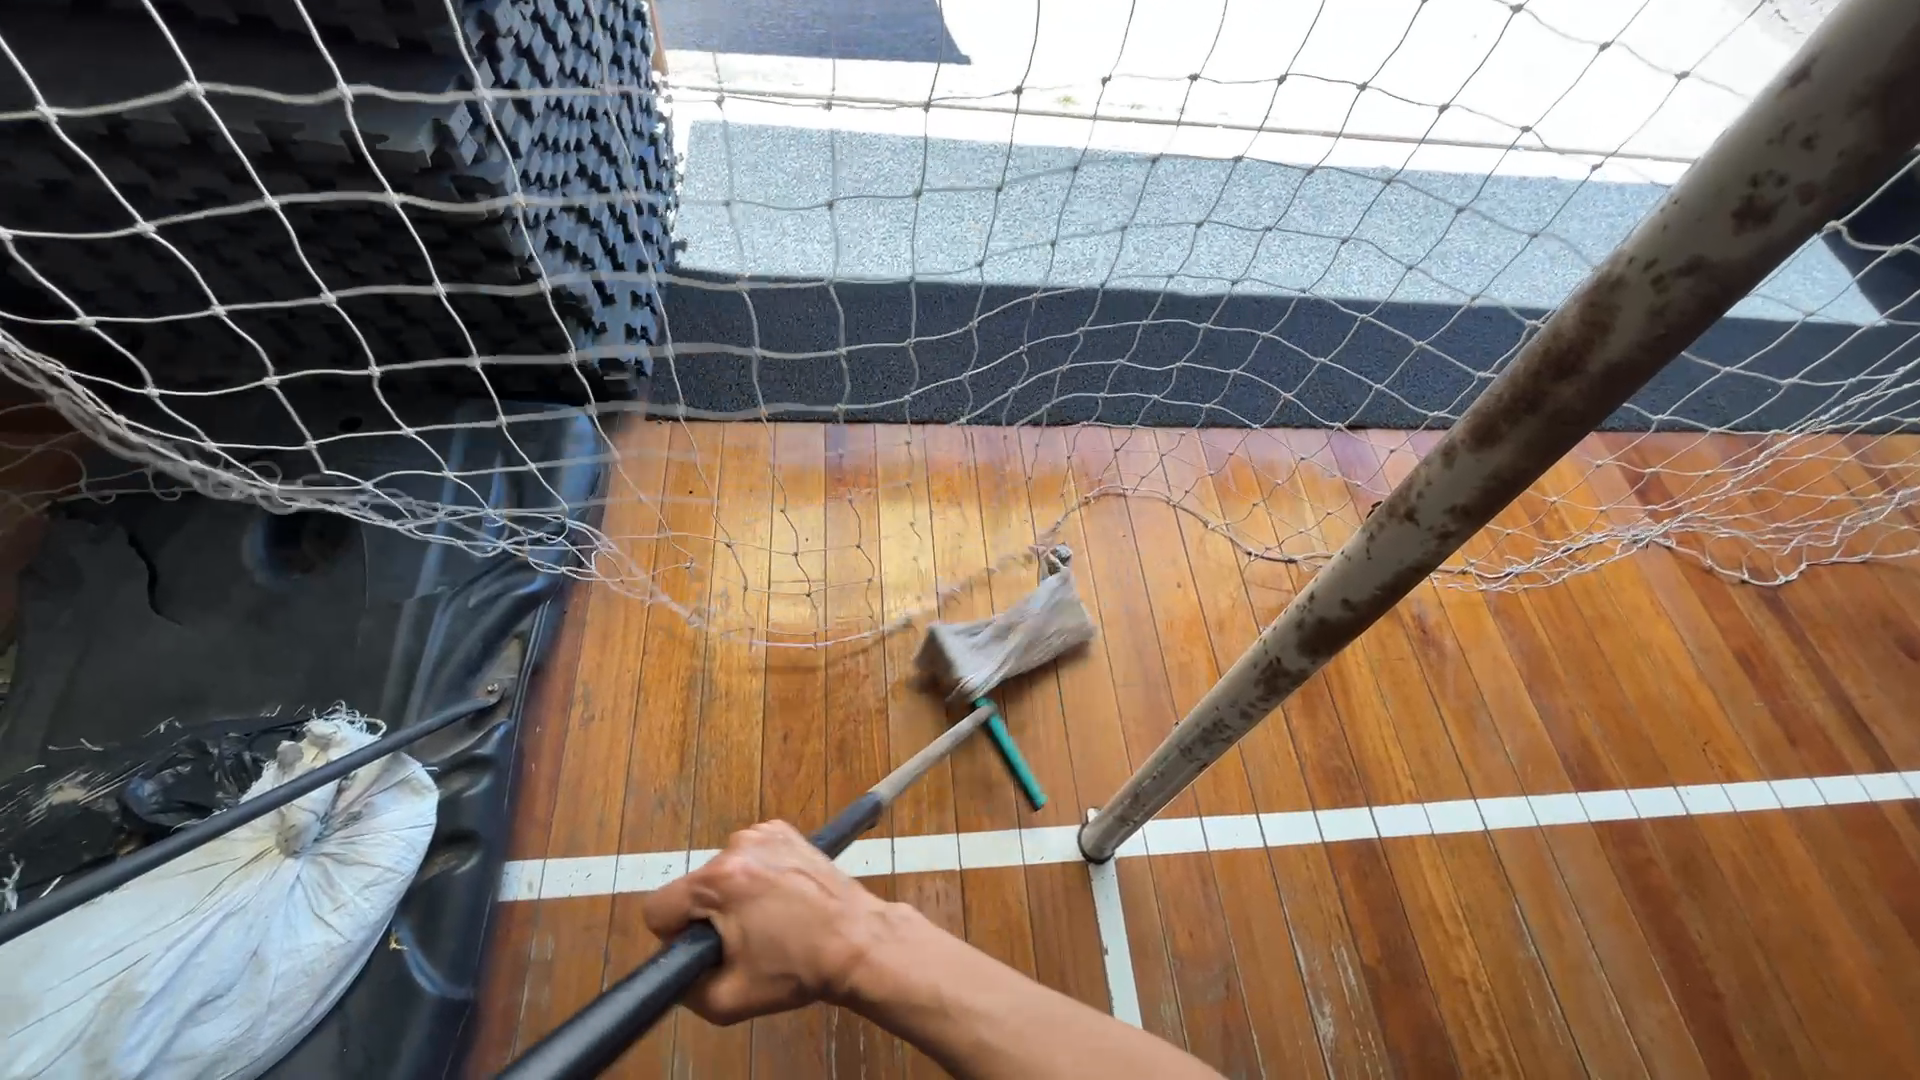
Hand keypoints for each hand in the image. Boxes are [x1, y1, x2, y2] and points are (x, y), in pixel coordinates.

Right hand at [640, 820, 891, 1024]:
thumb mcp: (726, 999)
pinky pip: (750, 854)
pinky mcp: (784, 830)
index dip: (673, 935)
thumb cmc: (797, 969)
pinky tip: (780, 896)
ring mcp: (764, 833)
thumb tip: (674, 962)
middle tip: (745, 938)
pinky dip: (757, 873)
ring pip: (722, 870)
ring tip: (769, 918)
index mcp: (719, 882)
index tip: (701, 948)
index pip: (658, 907)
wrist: (855, 939)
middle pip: (694, 887)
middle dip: (709, 914)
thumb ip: (683, 985)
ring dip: (734, 892)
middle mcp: (738, 846)